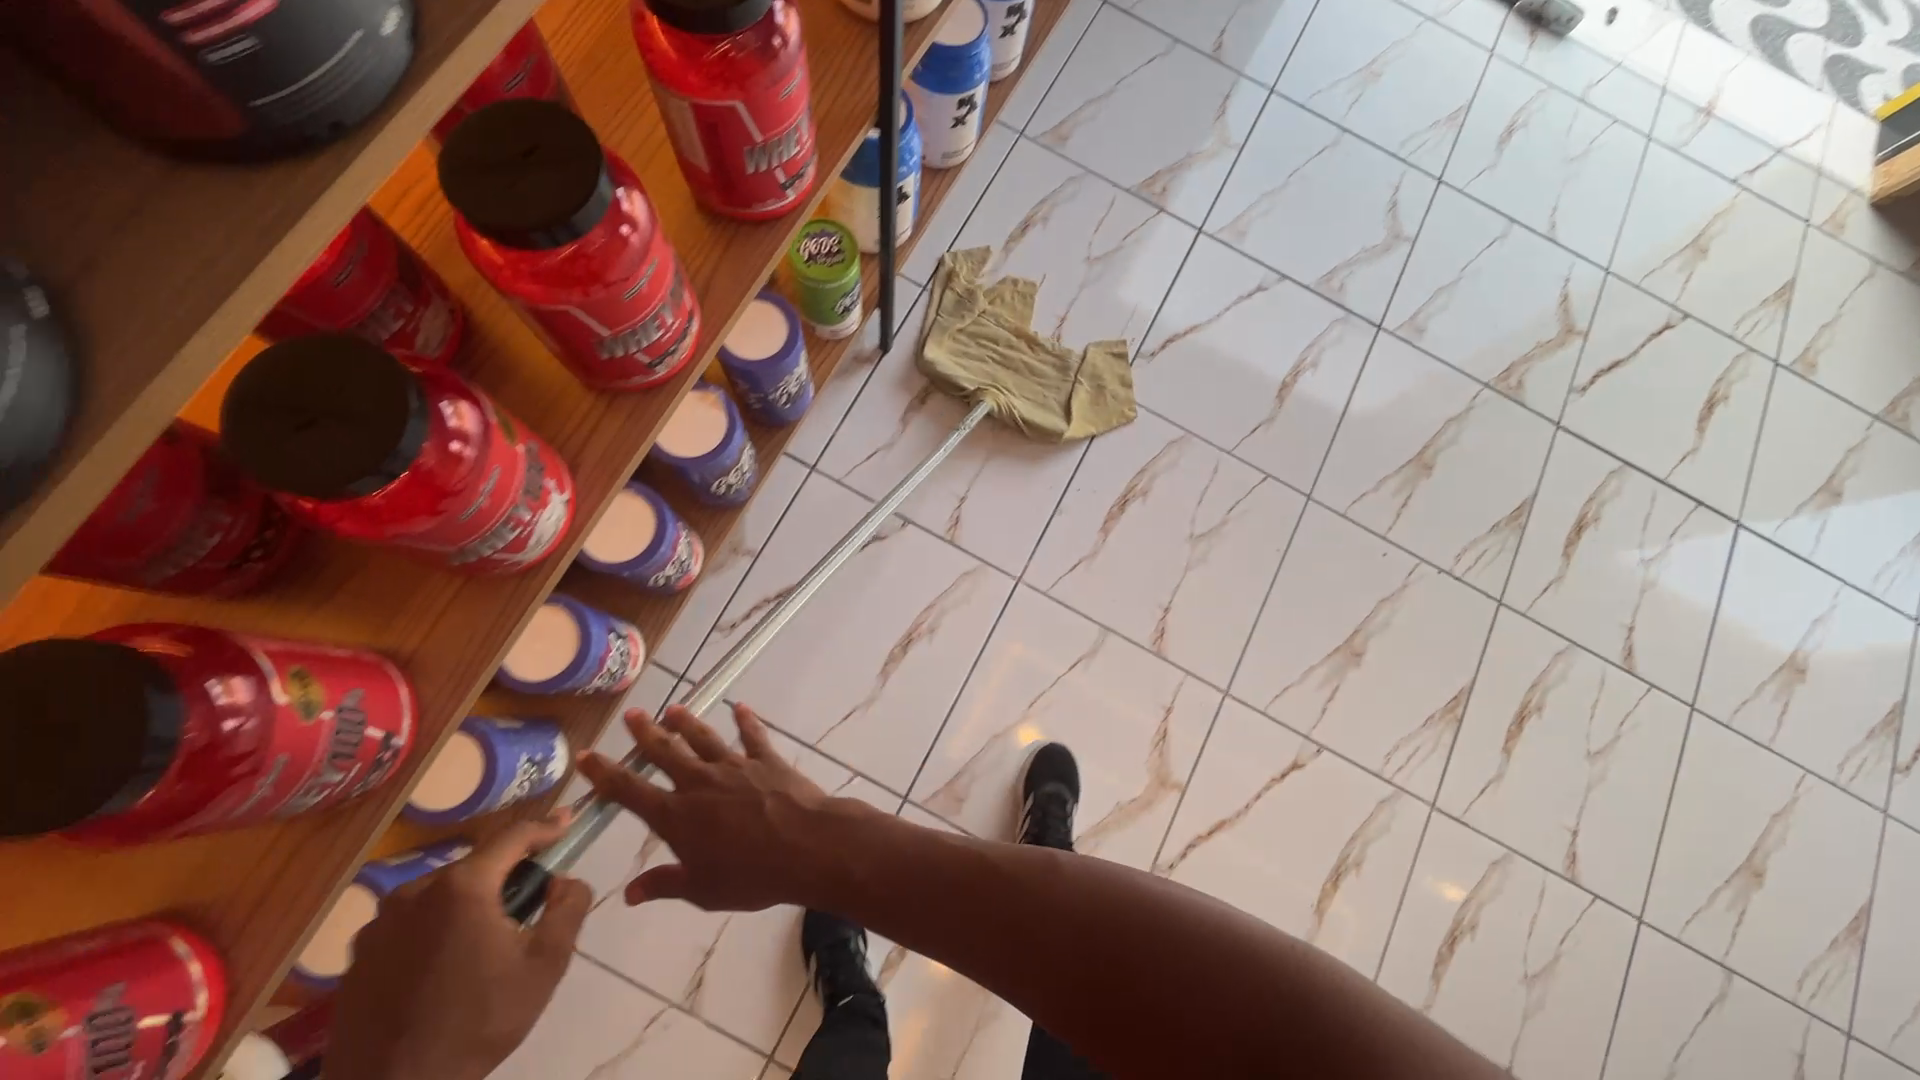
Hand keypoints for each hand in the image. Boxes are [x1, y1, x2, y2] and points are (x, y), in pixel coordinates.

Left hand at [324, 816, 592, 1079]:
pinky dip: (434, 931)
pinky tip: (442, 970)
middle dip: (506, 880)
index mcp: (463, 886)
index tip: (568, 821)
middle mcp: (415, 891)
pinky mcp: (358, 953)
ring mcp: (379, 922)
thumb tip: (564, 880)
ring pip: (441, 896)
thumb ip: (568, 909)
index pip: (514, 837)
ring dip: (468, 906)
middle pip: (476, 868)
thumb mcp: (545, 965)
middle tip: (528, 910)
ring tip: (482, 949)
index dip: (547, 826)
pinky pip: (410, 924)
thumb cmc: (477, 1022)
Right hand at [579, 703, 859, 911]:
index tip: (587, 755)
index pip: (629, 791)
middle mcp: (700, 783)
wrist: (806, 846)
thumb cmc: (752, 876)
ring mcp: (734, 767)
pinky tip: (741, 707)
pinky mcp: (766, 760)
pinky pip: (753, 735)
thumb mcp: (703, 891)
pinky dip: (746, 721)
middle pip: (665, 753)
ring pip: (703, 738)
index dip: (604, 773)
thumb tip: (628, 894)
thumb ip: (665, 884)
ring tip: (672, 708)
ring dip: (687, 722)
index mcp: (677, 816)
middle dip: (645, 733)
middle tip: (631, 714)